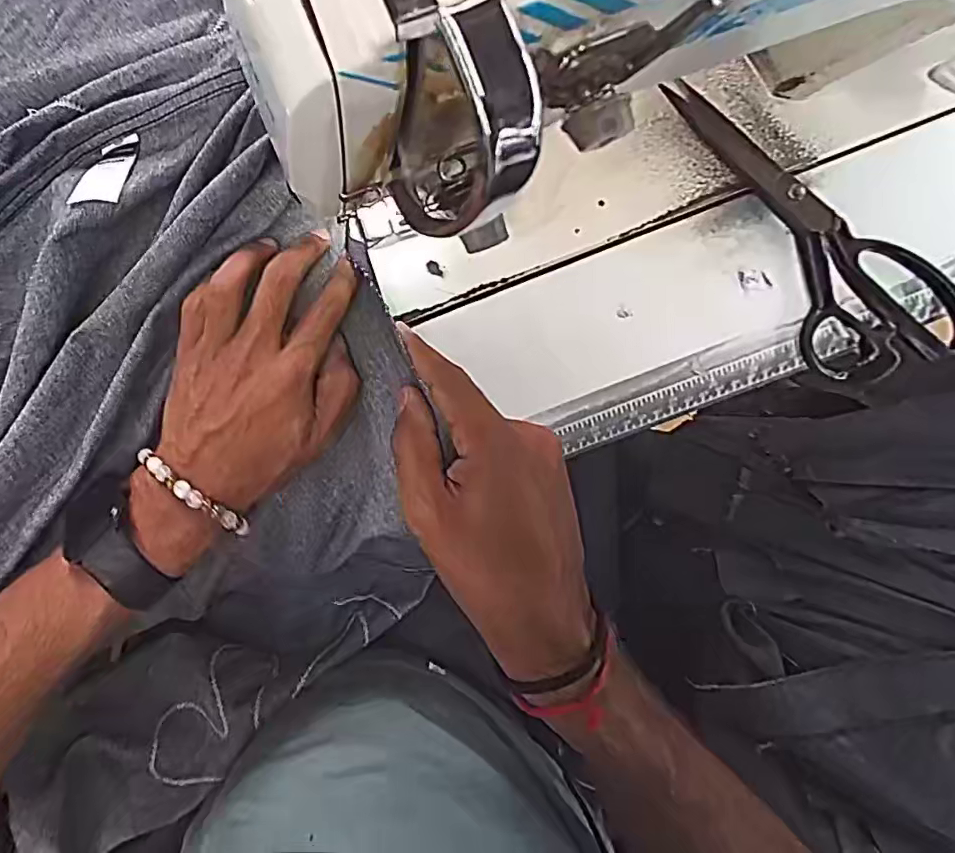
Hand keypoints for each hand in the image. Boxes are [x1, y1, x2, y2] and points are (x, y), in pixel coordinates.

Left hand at [130, 234, 360, 574]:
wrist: (199, 479)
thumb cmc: (256, 461)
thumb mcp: (316, 438)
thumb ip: (339, 389)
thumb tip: (342, 348)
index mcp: (289, 373)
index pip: (323, 312)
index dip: (340, 283)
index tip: (347, 269)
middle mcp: (253, 352)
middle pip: (280, 282)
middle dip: (303, 253)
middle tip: (314, 244)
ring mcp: (217, 347)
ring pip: (232, 282)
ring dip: (254, 255)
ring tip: (270, 247)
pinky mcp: (190, 349)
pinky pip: (197, 302)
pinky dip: (213, 280)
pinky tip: (227, 274)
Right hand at [392, 326, 594, 683]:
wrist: (543, 619)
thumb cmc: (487, 575)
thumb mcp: (426, 510)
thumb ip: (412, 444)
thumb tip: (409, 401)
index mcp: (495, 443)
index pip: (451, 380)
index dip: (422, 354)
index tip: (403, 334)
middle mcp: (527, 438)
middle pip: (466, 405)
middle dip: (436, 418)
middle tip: (417, 460)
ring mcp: (545, 452)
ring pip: (484, 427)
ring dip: (459, 442)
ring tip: (450, 495)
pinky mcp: (552, 467)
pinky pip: (504, 443)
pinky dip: (480, 454)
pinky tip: (473, 496)